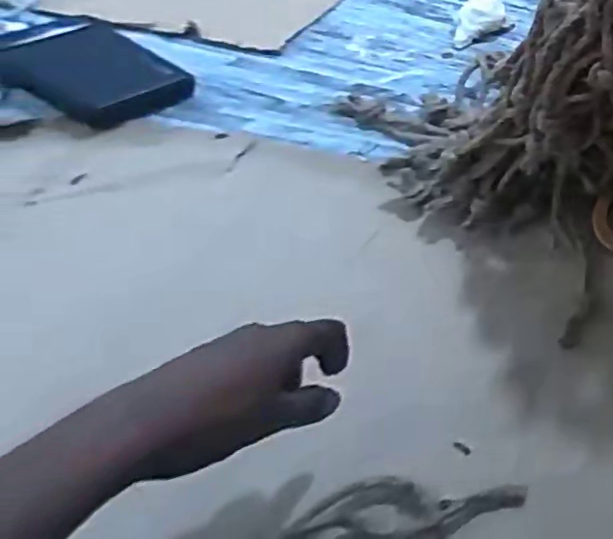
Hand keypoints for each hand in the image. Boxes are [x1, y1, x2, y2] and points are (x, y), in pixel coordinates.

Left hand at [104, 320, 349, 481]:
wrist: (124, 431)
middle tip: (292, 394)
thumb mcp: (273, 419)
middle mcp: (257, 332)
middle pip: (292, 338)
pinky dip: (234, 378)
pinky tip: (217, 408)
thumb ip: (310, 406)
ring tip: (253, 405)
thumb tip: (331, 397)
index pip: (330, 330)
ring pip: (257, 350)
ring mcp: (217, 345)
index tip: (334, 373)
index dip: (339, 349)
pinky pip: (225, 362)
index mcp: (287, 339)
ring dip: (265, 371)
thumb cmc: (215, 419)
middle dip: (298, 363)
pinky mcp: (183, 362)